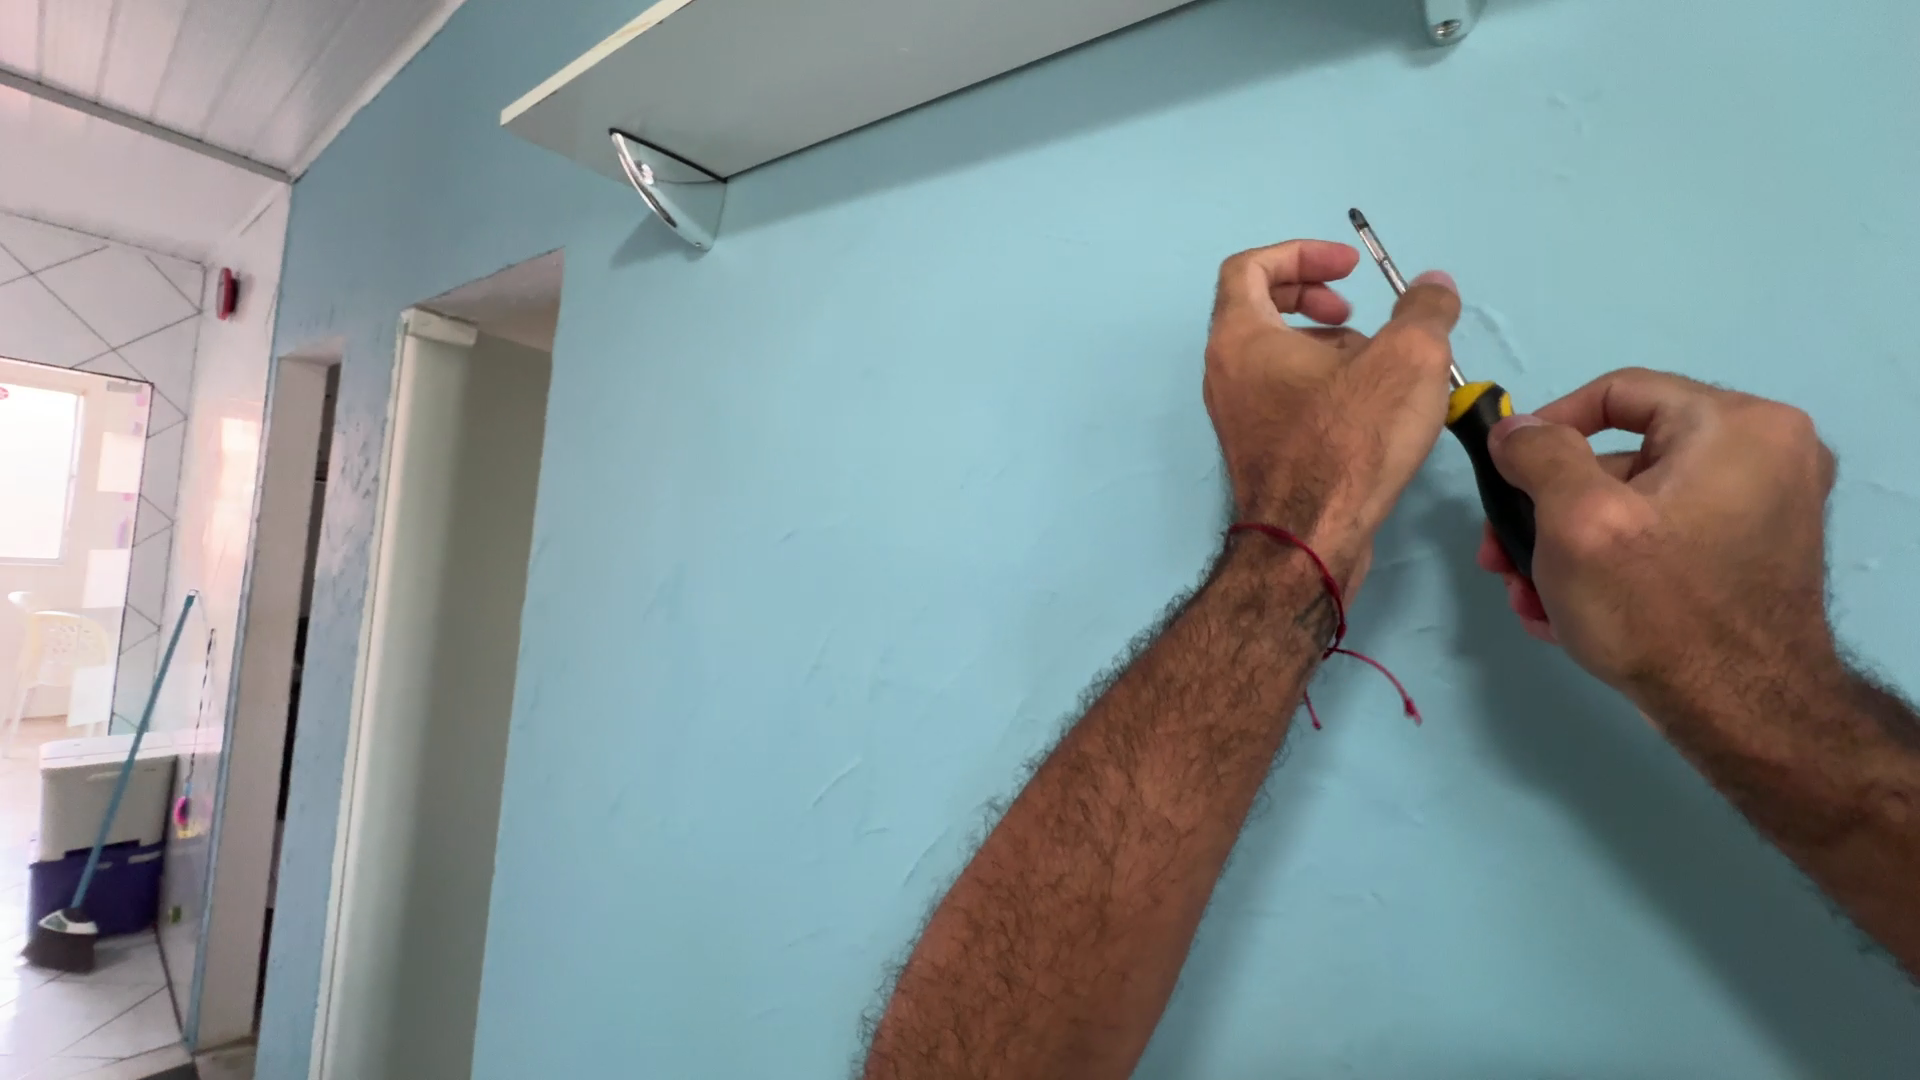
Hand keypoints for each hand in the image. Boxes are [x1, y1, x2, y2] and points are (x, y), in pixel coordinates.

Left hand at [1203, 240, 1461, 589]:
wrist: (1307, 537)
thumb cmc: (1347, 442)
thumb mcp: (1406, 359)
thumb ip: (1423, 310)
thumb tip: (1432, 286)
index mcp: (1238, 339)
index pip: (1248, 268)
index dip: (1301, 254)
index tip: (1349, 271)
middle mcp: (1224, 372)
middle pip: (1256, 307)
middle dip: (1311, 295)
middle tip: (1354, 314)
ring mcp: (1235, 412)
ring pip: (1274, 354)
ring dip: (1326, 344)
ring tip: (1377, 365)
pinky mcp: (1256, 445)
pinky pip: (1282, 392)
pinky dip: (1320, 382)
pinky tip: (1369, 406)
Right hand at [1477, 368, 1839, 712]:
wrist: (1736, 709)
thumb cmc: (1653, 602)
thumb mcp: (1575, 517)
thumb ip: (1538, 455)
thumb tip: (1512, 426)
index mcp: (1735, 427)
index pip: (1616, 392)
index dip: (1544, 425)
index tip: (1501, 474)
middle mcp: (1759, 455)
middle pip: (1609, 458)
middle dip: (1539, 511)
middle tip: (1499, 556)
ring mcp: (1752, 508)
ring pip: (1618, 505)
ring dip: (1555, 547)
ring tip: (1525, 593)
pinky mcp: (1738, 552)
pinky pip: (1645, 537)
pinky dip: (1594, 566)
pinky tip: (1559, 608)